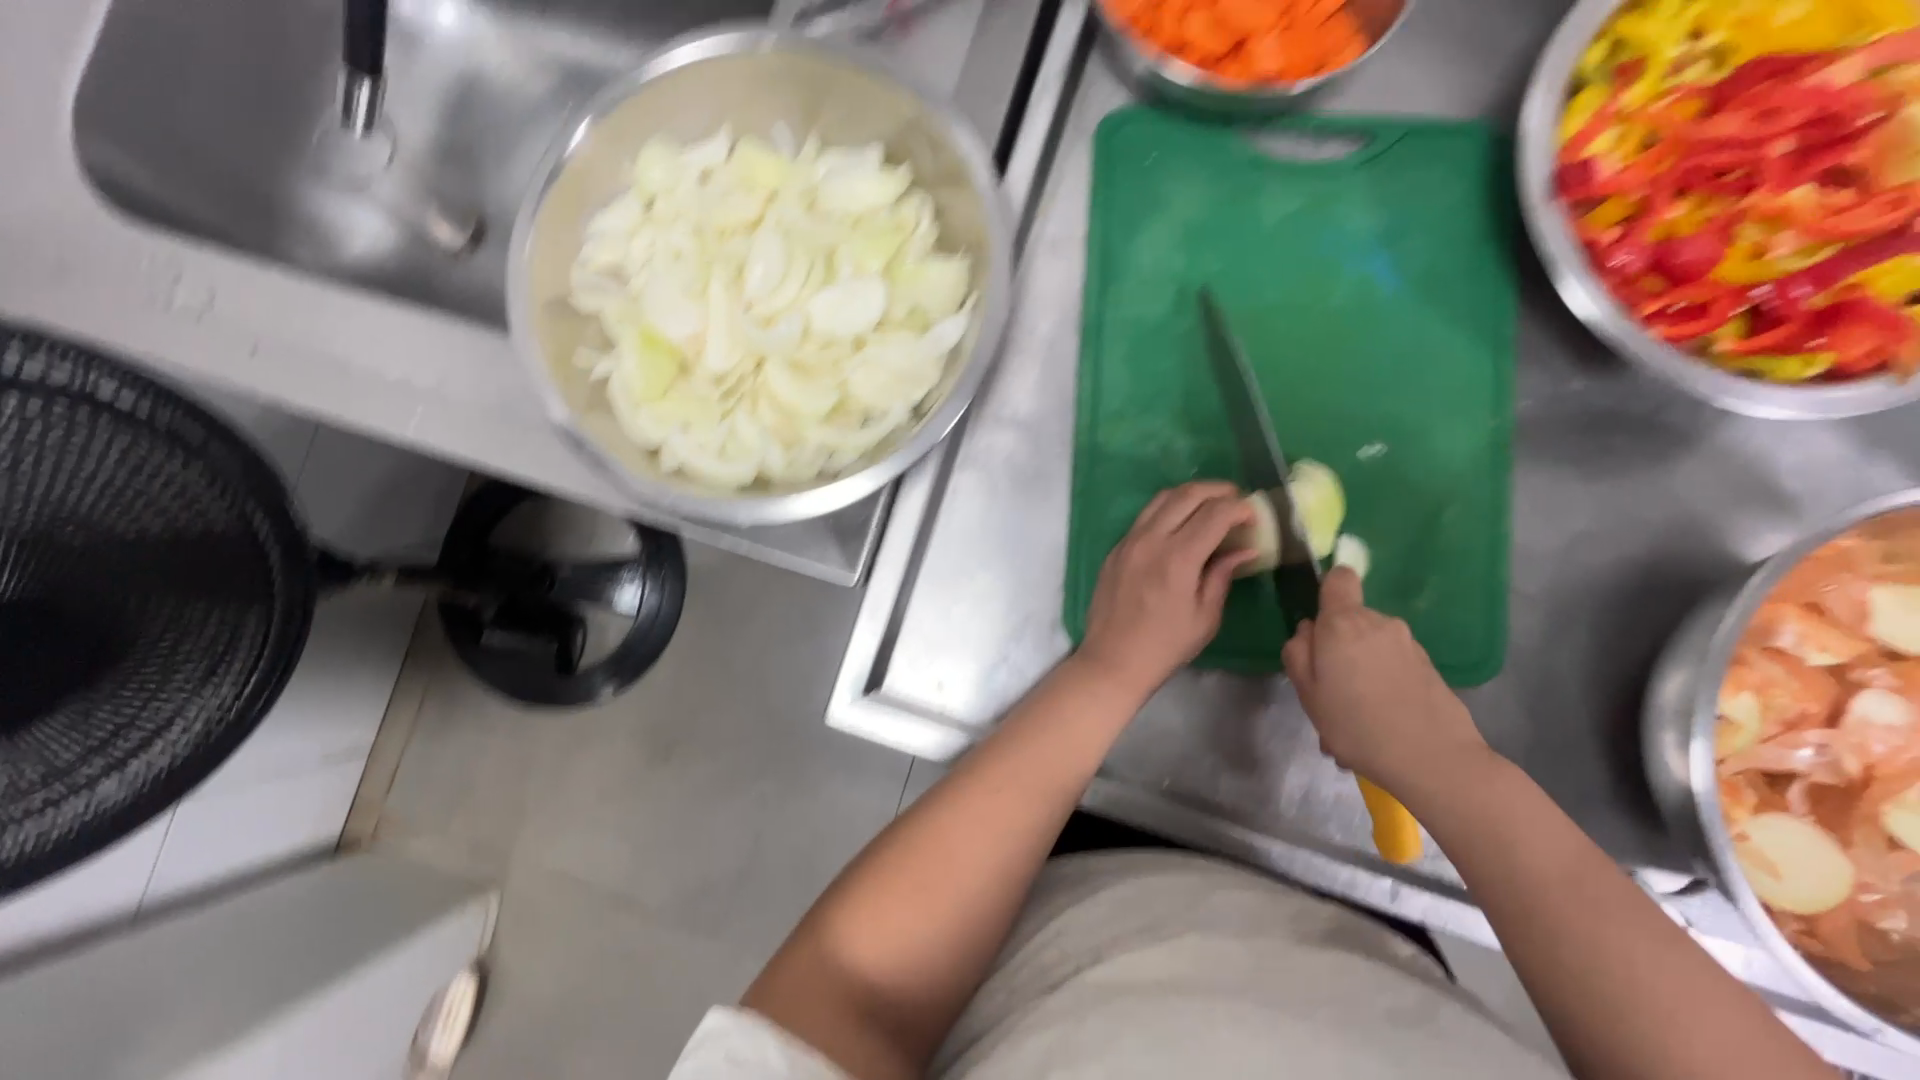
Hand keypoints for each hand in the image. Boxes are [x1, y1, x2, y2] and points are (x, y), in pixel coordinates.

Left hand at [1075, 482, 1255, 700]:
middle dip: (1218, 491)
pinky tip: (1180, 524)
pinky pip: (1144, 516)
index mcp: (1178, 558)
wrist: (1113, 659)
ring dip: (1190, 494)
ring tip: (1210, 505)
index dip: (1240, 509)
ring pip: (1162, 499)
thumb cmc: (1166, 645)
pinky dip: (1167, 510)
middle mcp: (1151, 540)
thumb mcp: (1205, 616)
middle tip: (1236, 501)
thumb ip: (1223, 575)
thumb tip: (1245, 550)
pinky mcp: (1116, 548)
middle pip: (1187, 494)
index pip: (1215, 513)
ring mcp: (1129, 541)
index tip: (1253, 517)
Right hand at [1282, 568, 1492, 799]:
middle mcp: (1378, 623)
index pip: (1340, 578)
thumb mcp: (1307, 693)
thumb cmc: (1356, 724)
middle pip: (1351, 621)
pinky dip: (1382, 685)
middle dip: (1338, 648)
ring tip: (1353, 717)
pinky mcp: (1428, 666)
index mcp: (1343, 623)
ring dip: (1359, 672)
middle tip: (1330, 693)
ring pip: (1370, 648)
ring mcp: (1407, 644)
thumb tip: (1308, 630)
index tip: (1320, 623)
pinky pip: (1392, 666)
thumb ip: (1298, 652)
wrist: (1433, 758)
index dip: (1328, 591)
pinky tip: (1378, 724)